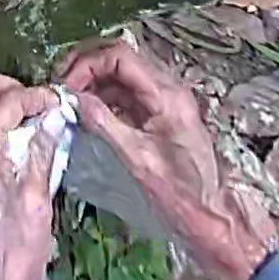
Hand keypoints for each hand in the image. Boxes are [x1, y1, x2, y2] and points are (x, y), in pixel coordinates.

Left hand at [0, 71, 61, 279]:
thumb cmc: (11, 248)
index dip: (38, 95)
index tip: (60, 101)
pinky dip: (7, 123)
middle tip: (44, 107)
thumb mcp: (36, 195)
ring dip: (12, 105)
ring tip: (42, 123)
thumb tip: (55, 114)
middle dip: (16, 88)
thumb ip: (44, 149)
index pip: (9, 97)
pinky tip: (31, 142)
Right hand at [59, 40, 274, 279]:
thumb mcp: (138, 161)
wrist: (216, 223)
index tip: (67, 86)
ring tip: (70, 97)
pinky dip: (101, 94)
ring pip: (119, 71)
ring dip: (91, 78)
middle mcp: (166, 88)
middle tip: (62, 84)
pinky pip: (123, 90)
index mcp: (166, 94)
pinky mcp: (156, 112)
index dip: (87, 64)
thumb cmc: (182, 196)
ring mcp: (162, 98)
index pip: (120, 56)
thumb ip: (105, 124)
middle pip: (118, 56)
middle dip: (86, 64)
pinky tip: (86, 111)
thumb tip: (73, 99)